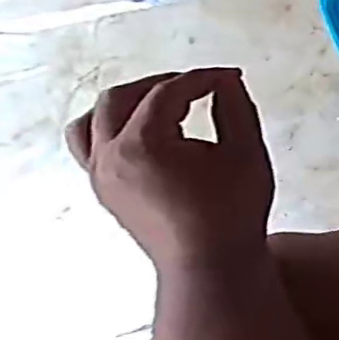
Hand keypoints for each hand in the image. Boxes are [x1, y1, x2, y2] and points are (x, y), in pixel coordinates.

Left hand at [65, 67, 274, 274]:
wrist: (210, 262)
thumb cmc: (232, 208)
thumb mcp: (246, 151)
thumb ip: (235, 108)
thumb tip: (225, 83)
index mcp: (143, 144)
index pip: (168, 93)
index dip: (203, 79)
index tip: (231, 77)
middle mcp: (109, 157)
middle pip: (120, 99)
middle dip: (162, 84)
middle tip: (200, 85)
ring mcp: (100, 176)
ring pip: (93, 121)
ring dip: (128, 104)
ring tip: (165, 103)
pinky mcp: (104, 191)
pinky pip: (92, 147)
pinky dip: (115, 129)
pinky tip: (150, 134)